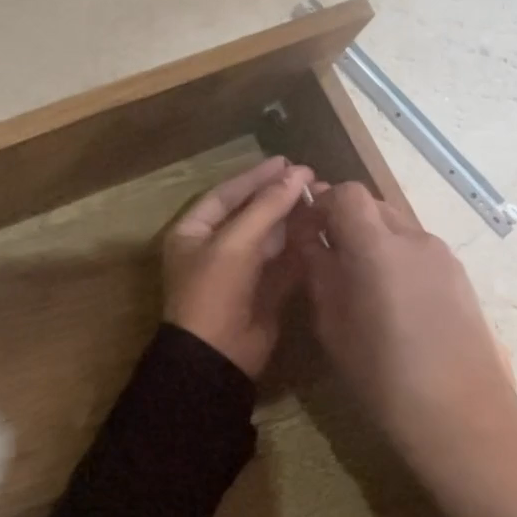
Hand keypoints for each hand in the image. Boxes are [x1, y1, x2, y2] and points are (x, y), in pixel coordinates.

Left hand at [162, 156, 315, 378]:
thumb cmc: (213, 291)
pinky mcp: (263, 293)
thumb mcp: (234, 243)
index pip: (225, 195)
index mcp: (193, 233)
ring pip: (270, 238)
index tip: (286, 161)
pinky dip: (301, 248)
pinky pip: (284, 264)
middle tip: (312, 177)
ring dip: (294, 220)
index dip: (255, 178)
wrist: (216, 355)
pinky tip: (322, 230)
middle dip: (279, 197)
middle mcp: (214, 249)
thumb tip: (296, 173)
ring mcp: (239, 273)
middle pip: (249, 214)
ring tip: (323, 197)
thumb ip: (266, 207)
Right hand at [291, 182, 516, 516]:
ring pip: (397, 227)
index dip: (321, 204)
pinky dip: (394, 259)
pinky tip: (388, 302)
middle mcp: (415, 240)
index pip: (347, 193)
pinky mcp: (460, 278)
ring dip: (370, 240)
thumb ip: (319, 273)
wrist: (463, 418)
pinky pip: (417, 251)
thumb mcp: (333, 326)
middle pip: (373, 204)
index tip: (305, 232)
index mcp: (378, 248)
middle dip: (344, 220)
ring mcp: (443, 258)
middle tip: (325, 258)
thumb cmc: (383, 378)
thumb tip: (309, 239)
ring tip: (355, 284)